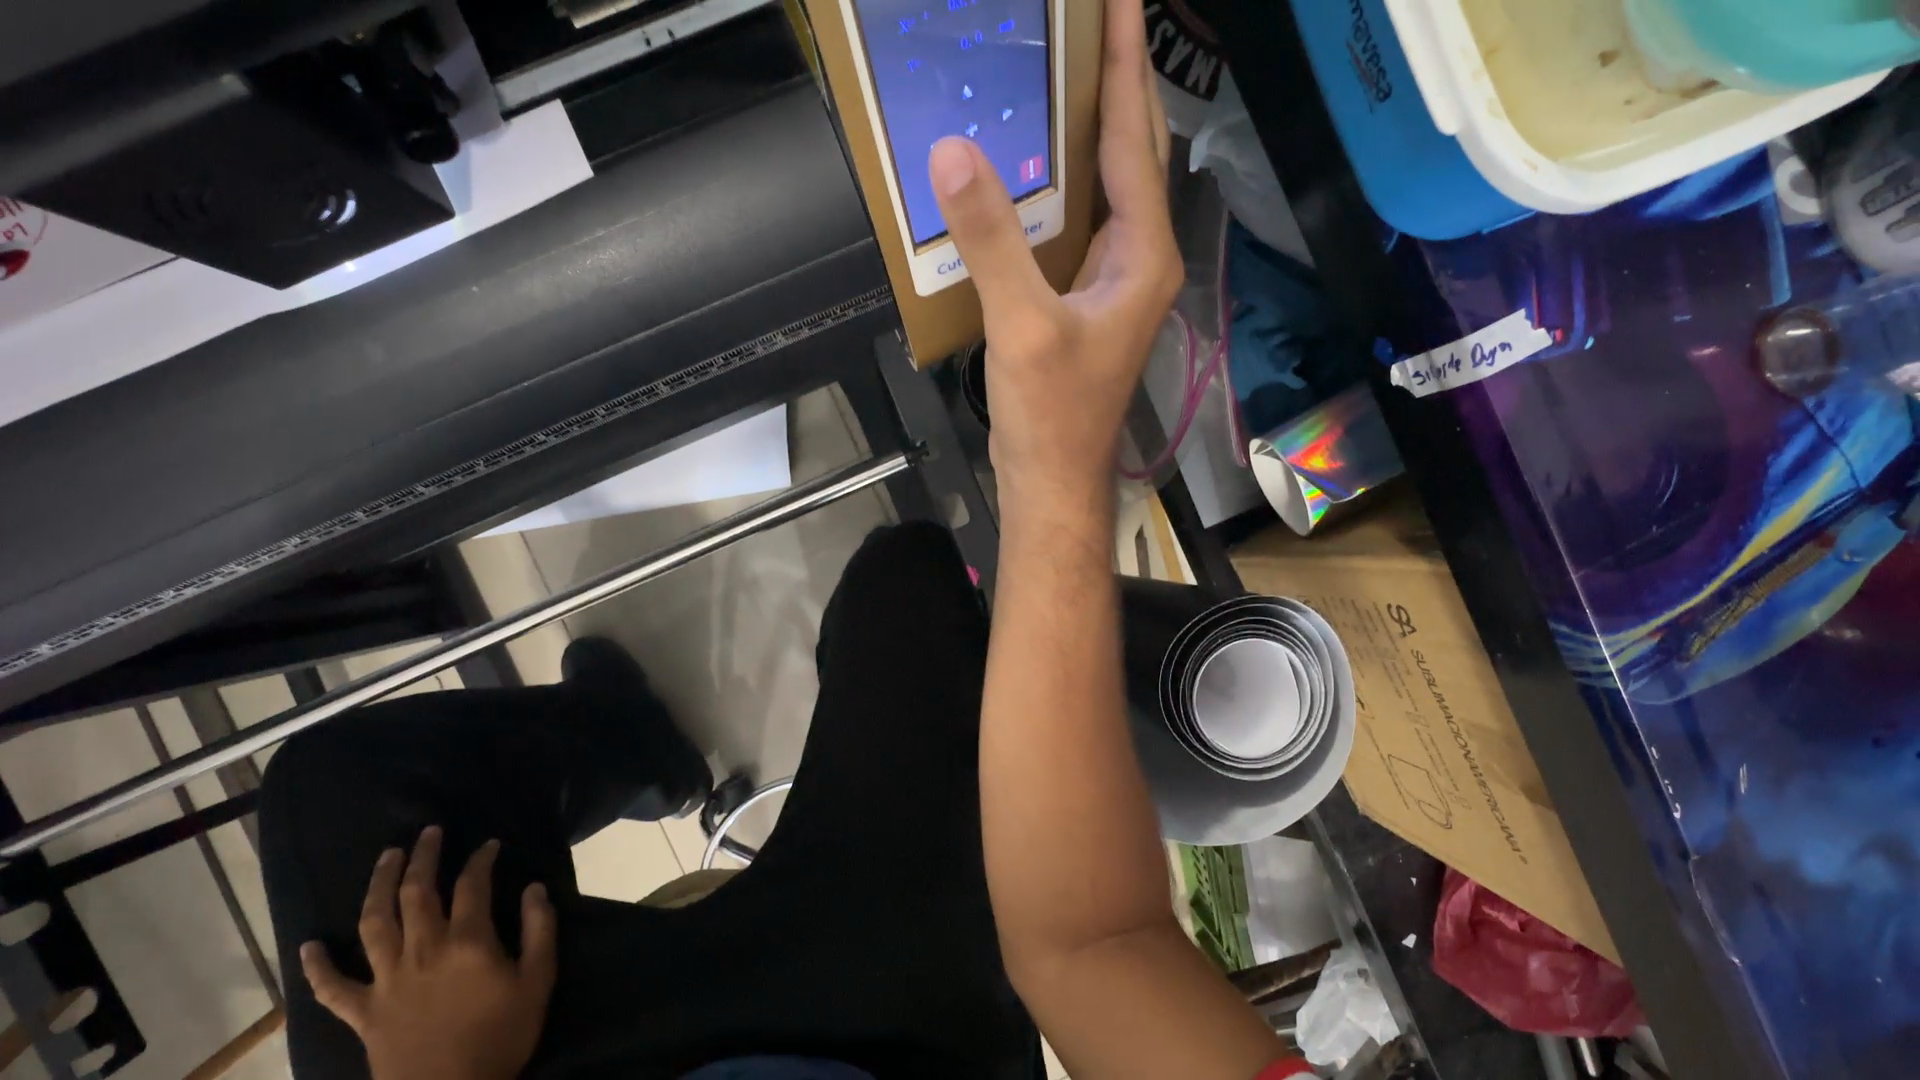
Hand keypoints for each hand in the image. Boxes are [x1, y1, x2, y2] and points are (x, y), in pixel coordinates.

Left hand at [300, 827, 557, 1079]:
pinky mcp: (363, 1013)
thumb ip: (539, 930)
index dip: (481, 859)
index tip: (489, 844)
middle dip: (423, 857)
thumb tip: (533, 888)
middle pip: (417, 893)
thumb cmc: (501, 1038)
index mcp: (467, 942)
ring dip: (378, 886)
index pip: (473, 885)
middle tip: (428, 833)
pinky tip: (309, 945)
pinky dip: (317, 967)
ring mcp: (387, 981)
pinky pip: (333, 988)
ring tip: (386, 859)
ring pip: (374, 923)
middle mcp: (422, 951)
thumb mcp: (538, 982)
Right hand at [928, 0, 1177, 514]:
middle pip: (1133, 149)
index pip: (1134, 138)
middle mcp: (1138, 256)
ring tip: (1068, 69)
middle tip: (1093, 19)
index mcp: (1141, 253)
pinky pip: (1079, 217)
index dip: (1124, 64)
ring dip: (1093, 125)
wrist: (1053, 476)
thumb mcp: (1021, 325)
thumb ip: (991, 240)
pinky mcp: (1086, 296)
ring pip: (1109, 182)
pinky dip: (1062, 178)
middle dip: (1118, 80)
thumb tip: (953, 151)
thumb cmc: (1051, 412)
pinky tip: (1034, 161)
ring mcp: (1114, 277)